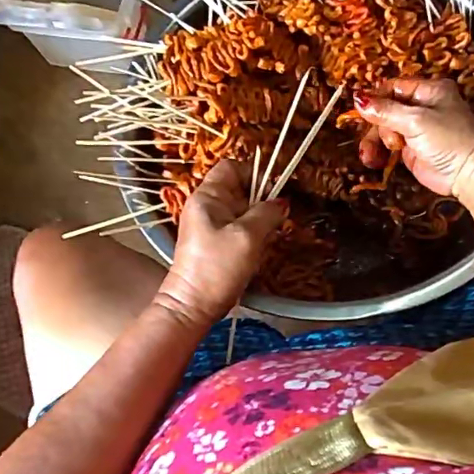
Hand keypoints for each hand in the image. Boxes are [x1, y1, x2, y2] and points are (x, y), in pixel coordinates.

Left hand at [155, 159, 286, 325]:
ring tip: (268, 238)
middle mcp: (205, 207)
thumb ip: (267, 213)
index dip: (254, 173)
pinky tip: (258, 251)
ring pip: (241, 212)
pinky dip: (252, 237)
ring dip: (258, 222)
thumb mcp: (248, 236)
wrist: (192, 306)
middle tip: (275, 219)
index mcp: (206, 197)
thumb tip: (281, 202)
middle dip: (261, 202)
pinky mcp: (213, 245)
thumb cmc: (217, 268)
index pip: (231, 167)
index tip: (273, 191)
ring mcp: (208, 227)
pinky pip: (238, 231)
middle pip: (239, 190)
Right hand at [352, 78, 473, 199]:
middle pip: (384, 109)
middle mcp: (421, 106)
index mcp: (428, 90)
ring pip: (382, 129)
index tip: (361, 111)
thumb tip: (357, 98)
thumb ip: (385, 110)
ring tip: (371, 157)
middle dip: (375, 126)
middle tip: (374, 140)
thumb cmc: (448, 140)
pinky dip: (378, 152)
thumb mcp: (416, 121)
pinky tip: (374, 161)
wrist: (468, 174)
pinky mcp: (410, 148)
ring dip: (374, 142)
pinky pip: (386, 145)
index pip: (393, 87)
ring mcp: (415, 128)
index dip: (375, 98)